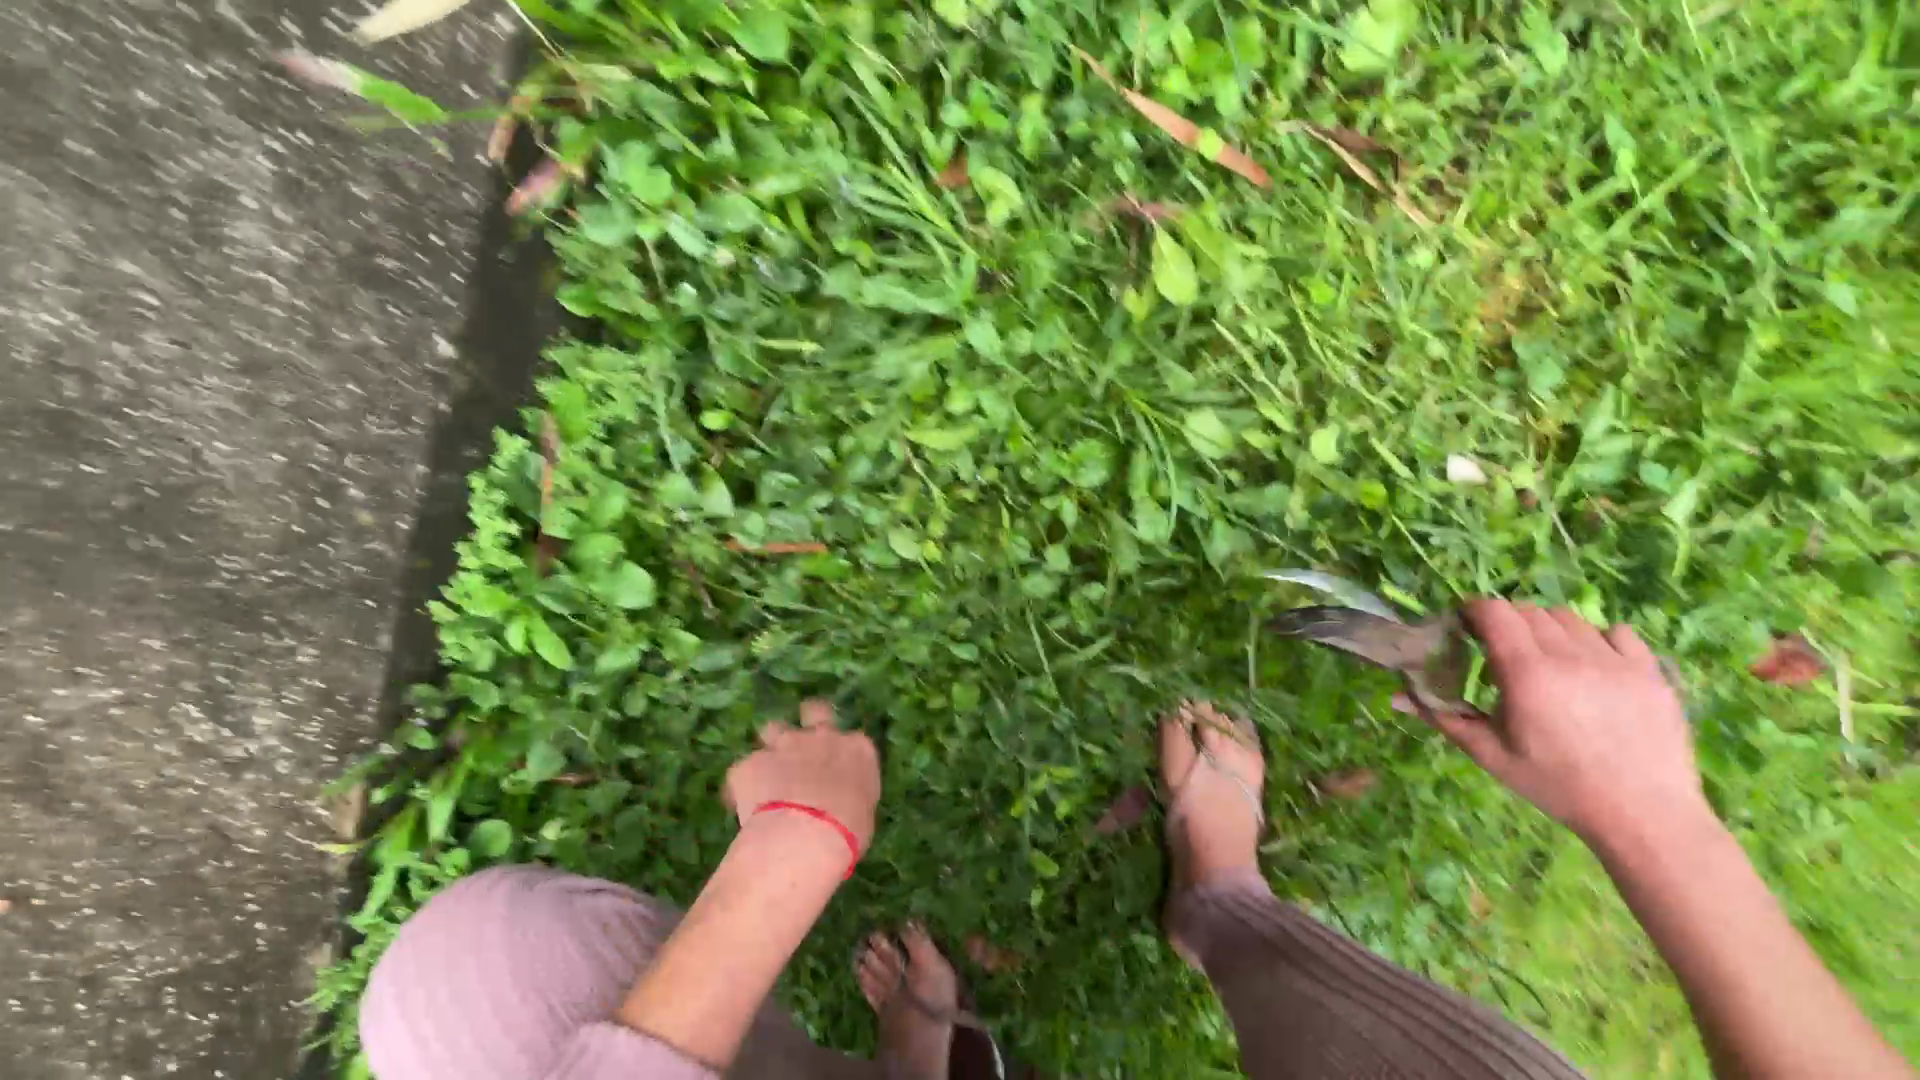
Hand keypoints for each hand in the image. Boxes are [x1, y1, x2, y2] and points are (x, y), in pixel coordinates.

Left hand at [723, 699, 880, 854]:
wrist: (805, 836)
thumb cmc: (847, 832)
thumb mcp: (862, 813)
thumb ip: (850, 795)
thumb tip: (840, 801)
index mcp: (856, 749)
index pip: (852, 740)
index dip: (840, 751)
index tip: (836, 767)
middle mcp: (821, 737)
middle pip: (815, 711)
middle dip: (807, 719)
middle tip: (801, 742)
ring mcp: (784, 745)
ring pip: (773, 728)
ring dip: (771, 745)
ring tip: (767, 770)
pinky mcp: (750, 763)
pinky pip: (745, 768)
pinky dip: (745, 781)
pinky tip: (742, 801)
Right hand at [1426, 598, 1707, 846]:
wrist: (1643, 815)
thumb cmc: (1556, 785)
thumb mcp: (1490, 753)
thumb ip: (1443, 717)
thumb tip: (1396, 696)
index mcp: (1526, 673)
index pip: (1494, 612)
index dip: (1474, 611)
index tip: (1465, 628)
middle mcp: (1570, 656)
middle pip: (1529, 611)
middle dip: (1507, 622)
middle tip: (1499, 651)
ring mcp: (1616, 661)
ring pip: (1570, 619)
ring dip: (1547, 629)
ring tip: (1545, 659)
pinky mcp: (1651, 672)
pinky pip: (1618, 633)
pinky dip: (1597, 639)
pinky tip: (1591, 665)